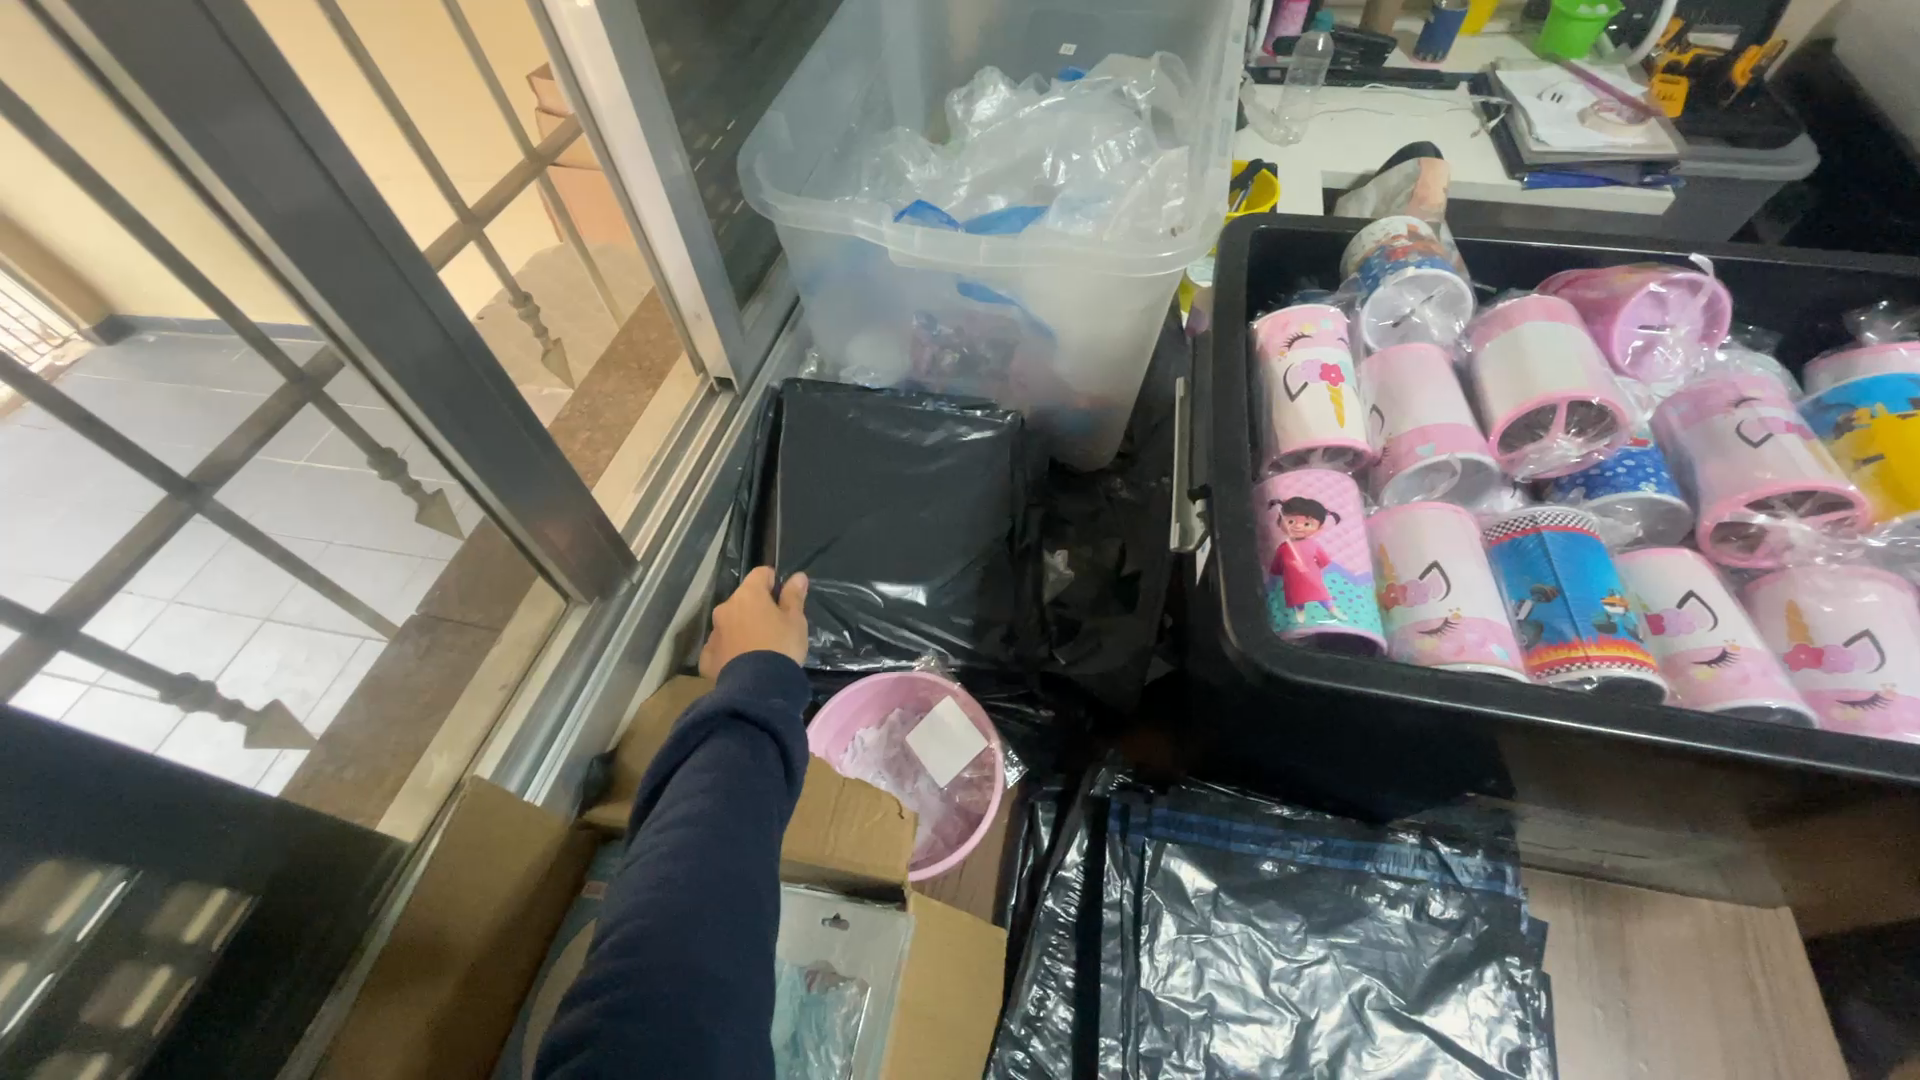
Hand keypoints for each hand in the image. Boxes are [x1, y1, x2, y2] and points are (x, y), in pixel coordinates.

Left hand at [699, 567, 808, 677]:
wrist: (758, 687)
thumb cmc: (781, 646)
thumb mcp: (796, 621)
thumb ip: (794, 596)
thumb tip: (798, 576)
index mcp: (748, 595)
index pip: (761, 574)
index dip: (774, 581)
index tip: (784, 596)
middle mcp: (726, 608)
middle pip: (743, 599)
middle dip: (757, 608)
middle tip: (775, 626)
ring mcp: (714, 633)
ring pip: (730, 623)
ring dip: (742, 628)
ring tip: (759, 647)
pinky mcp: (708, 657)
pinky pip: (721, 646)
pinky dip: (731, 650)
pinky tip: (743, 663)